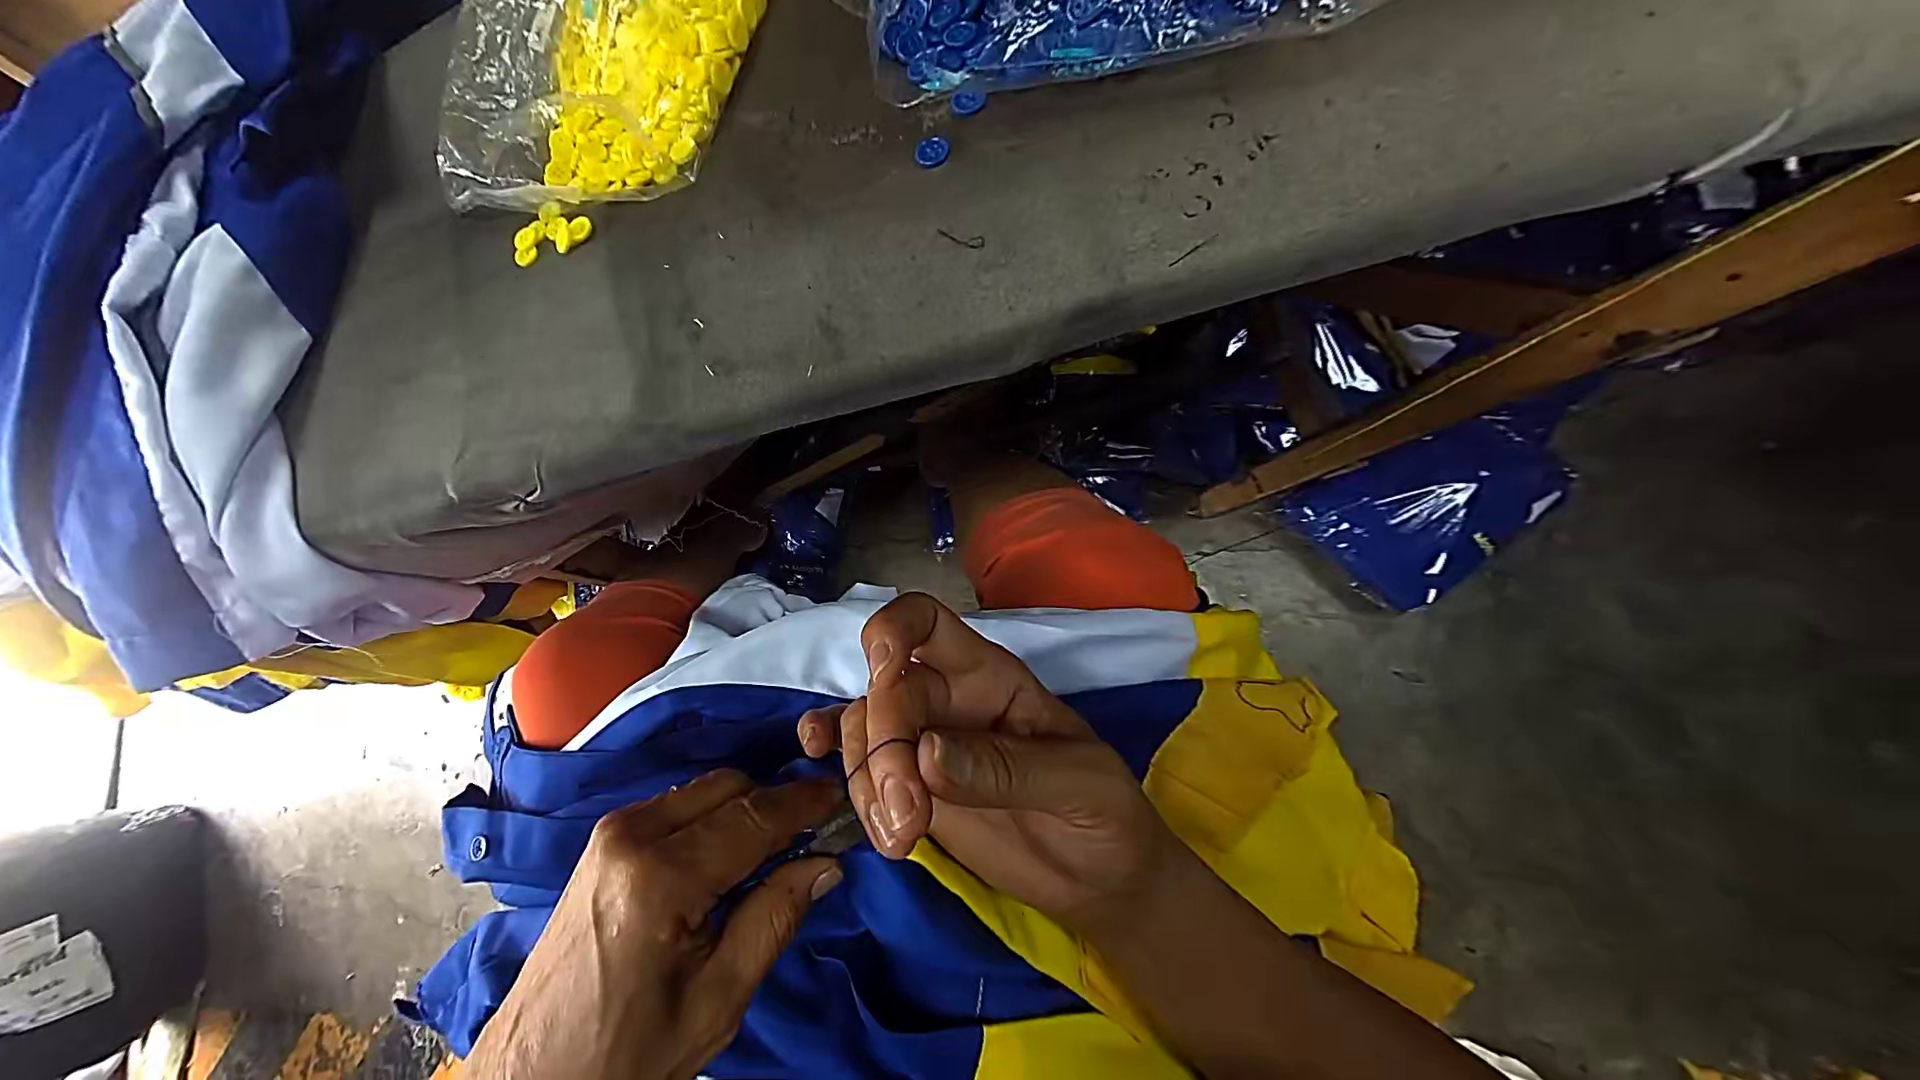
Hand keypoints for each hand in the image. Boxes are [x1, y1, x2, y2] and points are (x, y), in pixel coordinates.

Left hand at [465, 770, 843, 1079]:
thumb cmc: (627, 1052)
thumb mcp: (719, 999)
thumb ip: (776, 917)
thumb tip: (827, 861)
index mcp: (660, 877)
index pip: (755, 817)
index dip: (805, 803)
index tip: (842, 798)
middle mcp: (632, 835)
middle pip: (731, 787)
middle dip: (776, 804)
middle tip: (811, 835)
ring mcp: (612, 833)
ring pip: (706, 790)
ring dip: (747, 808)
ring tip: (773, 850)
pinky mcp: (605, 841)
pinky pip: (680, 805)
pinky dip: (716, 816)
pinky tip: (727, 855)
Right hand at [796, 592, 1182, 933]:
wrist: (1103, 879)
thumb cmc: (1104, 813)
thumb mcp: (1078, 784)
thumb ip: (1006, 768)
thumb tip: (924, 754)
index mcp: (991, 677)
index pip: (928, 623)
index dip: (895, 632)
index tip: (884, 677)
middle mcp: (949, 700)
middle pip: (888, 692)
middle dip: (883, 749)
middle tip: (907, 818)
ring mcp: (925, 744)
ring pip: (862, 730)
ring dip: (864, 780)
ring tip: (899, 838)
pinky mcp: (910, 790)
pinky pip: (859, 767)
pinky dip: (835, 765)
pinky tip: (817, 764)